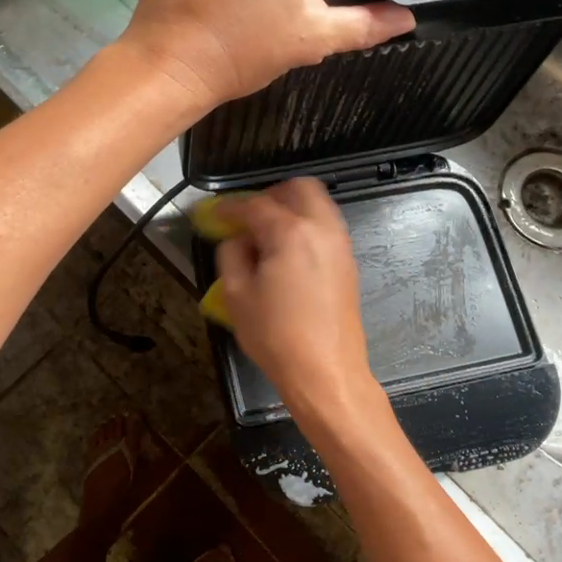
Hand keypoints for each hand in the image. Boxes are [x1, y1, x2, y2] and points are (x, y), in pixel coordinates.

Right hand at [214, 178, 383, 426]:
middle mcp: (321, 229)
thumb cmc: (276, 336)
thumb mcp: (236, 296)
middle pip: (298, 188)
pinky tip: (285, 254)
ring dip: (290, 209)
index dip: (229, 207)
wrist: (326, 372)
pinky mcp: (348, 263)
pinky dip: (305, 227)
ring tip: (265, 235)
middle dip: (270, 195)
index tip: (214, 215)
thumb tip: (237, 240)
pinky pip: (325, 227)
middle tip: (247, 215)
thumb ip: (231, 255)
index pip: (254, 205)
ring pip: (317, 205)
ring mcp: (340, 245)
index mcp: (290, 233)